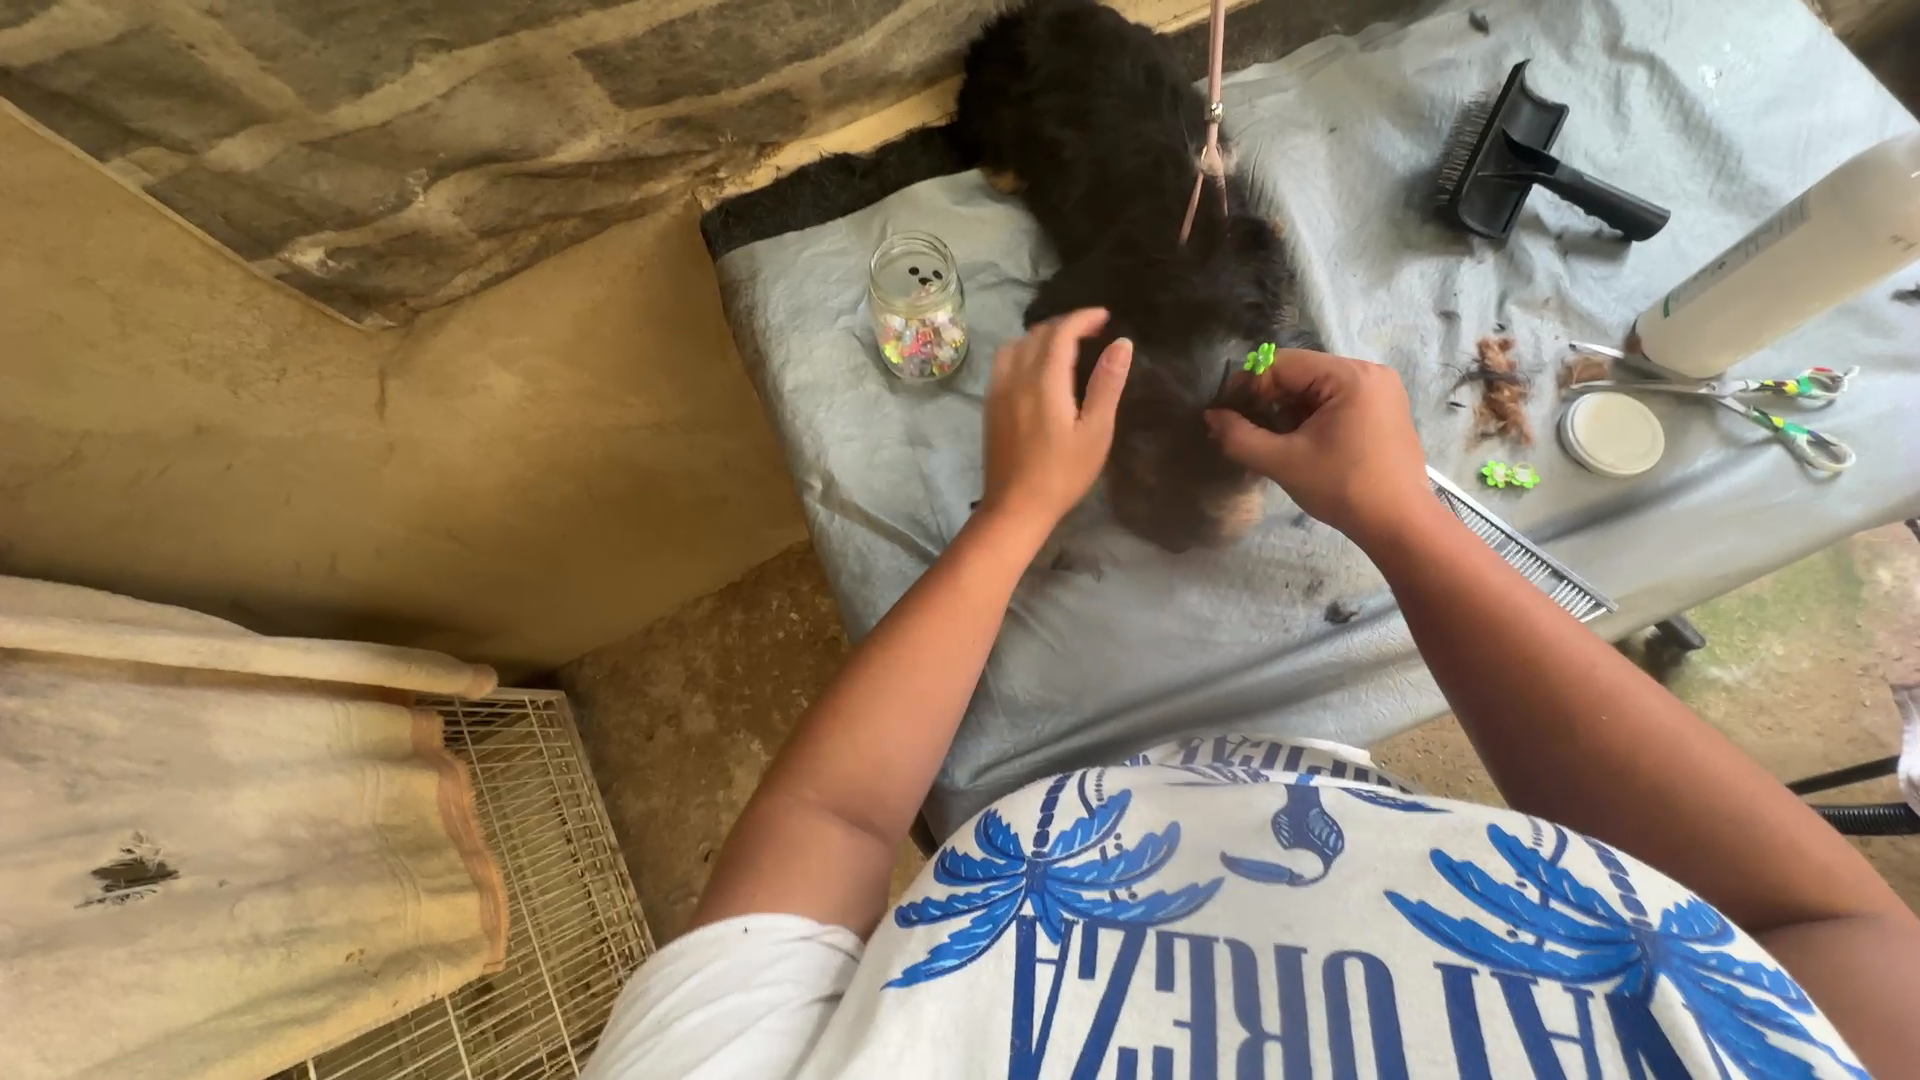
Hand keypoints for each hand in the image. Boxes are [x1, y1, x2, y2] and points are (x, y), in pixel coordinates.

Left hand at [980, 308, 1132, 531]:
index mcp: (1044, 380)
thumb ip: (1107, 384)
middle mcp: (1015, 378)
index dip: (1083, 318)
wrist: (1015, 507)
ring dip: (1040, 336)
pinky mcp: (990, 407)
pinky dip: (1023, 352)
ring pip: (1015, 345)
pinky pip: (1004, 363)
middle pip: (1037, 334)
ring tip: (1064, 346)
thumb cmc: (1062, 474)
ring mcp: (997, 392)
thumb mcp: (1096, 432)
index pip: (1061, 332)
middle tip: (1091, 331)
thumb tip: (1122, 343)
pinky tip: (1037, 369)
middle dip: (1064, 324)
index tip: (1104, 317)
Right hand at [1204, 349, 1429, 546]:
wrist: (1398, 523)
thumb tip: (1211, 416)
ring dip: (1287, 411)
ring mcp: (1380, 391)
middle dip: (1268, 401)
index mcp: (1351, 376)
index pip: (1282, 364)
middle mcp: (1370, 373)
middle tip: (1248, 432)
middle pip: (1300, 374)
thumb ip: (1238, 436)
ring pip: (1315, 389)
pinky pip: (1334, 402)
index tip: (1229, 416)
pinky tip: (1300, 444)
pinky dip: (1309, 418)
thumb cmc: (1342, 488)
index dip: (1249, 387)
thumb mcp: (1281, 461)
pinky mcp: (1383, 410)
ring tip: (1272, 442)